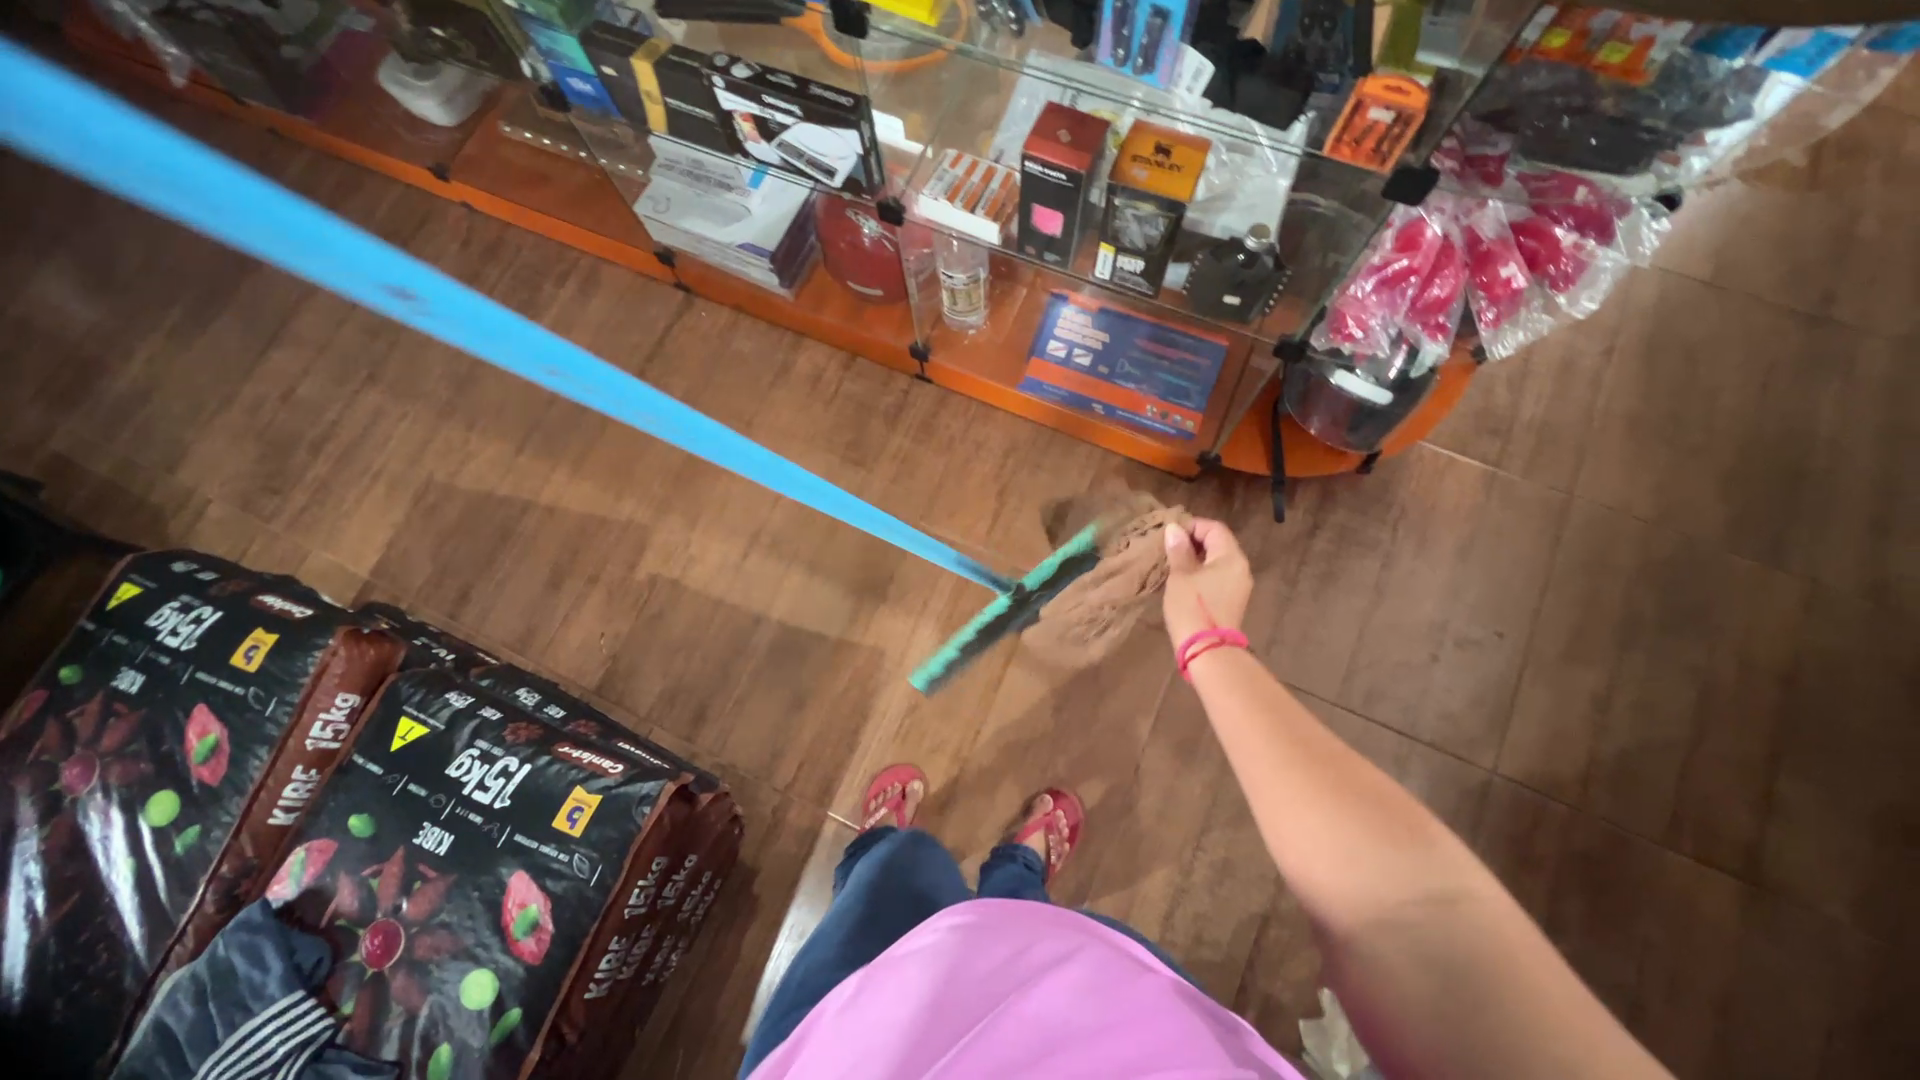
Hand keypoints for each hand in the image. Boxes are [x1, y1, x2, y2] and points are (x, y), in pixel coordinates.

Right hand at [1161, 518, 1251, 646]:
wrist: (1207, 650)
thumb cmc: (1192, 608)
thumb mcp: (1180, 576)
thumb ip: (1179, 550)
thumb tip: (1174, 529)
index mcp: (1231, 557)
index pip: (1214, 529)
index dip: (1192, 526)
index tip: (1170, 534)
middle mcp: (1240, 568)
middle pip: (1219, 543)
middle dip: (1194, 541)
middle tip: (1169, 548)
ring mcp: (1239, 585)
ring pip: (1218, 561)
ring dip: (1197, 558)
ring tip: (1173, 563)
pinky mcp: (1233, 600)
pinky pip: (1219, 576)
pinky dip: (1203, 572)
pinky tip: (1184, 580)